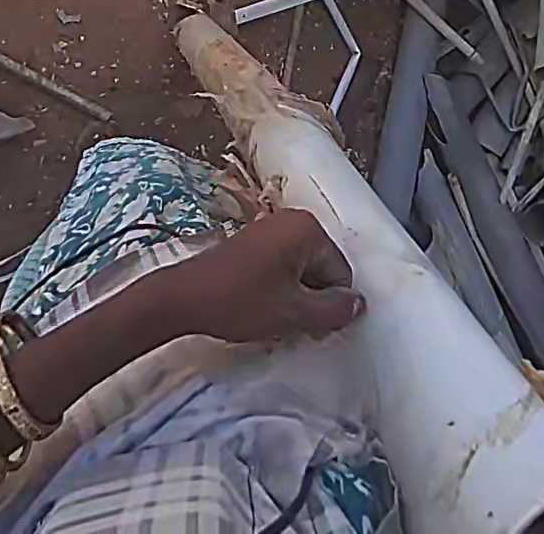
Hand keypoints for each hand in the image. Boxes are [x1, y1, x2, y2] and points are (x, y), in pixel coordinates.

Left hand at [157, 209, 364, 343]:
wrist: (183, 297)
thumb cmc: (241, 301)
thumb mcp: (292, 313)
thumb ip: (332, 310)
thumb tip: (360, 305)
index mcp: (308, 229)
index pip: (340, 273)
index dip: (327, 304)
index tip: (304, 324)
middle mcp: (294, 220)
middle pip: (323, 268)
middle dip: (312, 298)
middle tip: (288, 322)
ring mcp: (272, 227)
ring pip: (302, 268)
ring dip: (295, 294)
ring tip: (272, 315)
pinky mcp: (255, 239)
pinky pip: (283, 263)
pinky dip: (280, 285)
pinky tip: (260, 303)